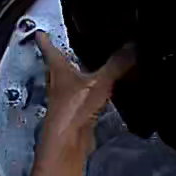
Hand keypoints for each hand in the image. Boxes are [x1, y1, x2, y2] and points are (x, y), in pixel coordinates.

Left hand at [34, 32, 131, 163]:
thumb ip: (117, 63)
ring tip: (95, 64)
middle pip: (61, 66)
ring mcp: (69, 101)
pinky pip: (90, 97)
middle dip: (65, 56)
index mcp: (58, 70)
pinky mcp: (80, 115)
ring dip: (84, 74)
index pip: (50, 51)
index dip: (45, 41)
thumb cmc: (72, 109)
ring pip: (76, 82)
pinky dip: (98, 91)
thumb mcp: (98, 81)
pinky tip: (109, 91)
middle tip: (71, 46)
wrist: (68, 144)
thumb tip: (134, 45)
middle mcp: (60, 84)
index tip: (40, 32)